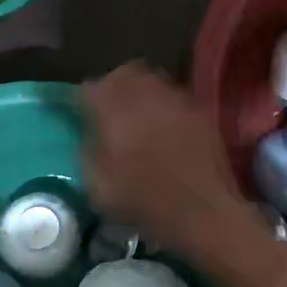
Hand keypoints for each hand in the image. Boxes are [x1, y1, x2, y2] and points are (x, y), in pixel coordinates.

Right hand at [81, 63, 243, 252]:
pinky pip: (175, 96)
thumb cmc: (146, 204)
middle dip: (113, 86)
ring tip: (138, 115)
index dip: (83, 99)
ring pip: (152, 79)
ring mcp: (176, 99)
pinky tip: (164, 126)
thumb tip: (88, 132)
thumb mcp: (99, 188)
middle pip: (124, 74)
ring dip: (140, 92)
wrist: (204, 212)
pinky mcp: (199, 110)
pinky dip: (164, 104)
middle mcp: (145, 95)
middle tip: (110, 108)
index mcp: (114, 111)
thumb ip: (87, 151)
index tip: (82, 113)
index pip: (90, 88)